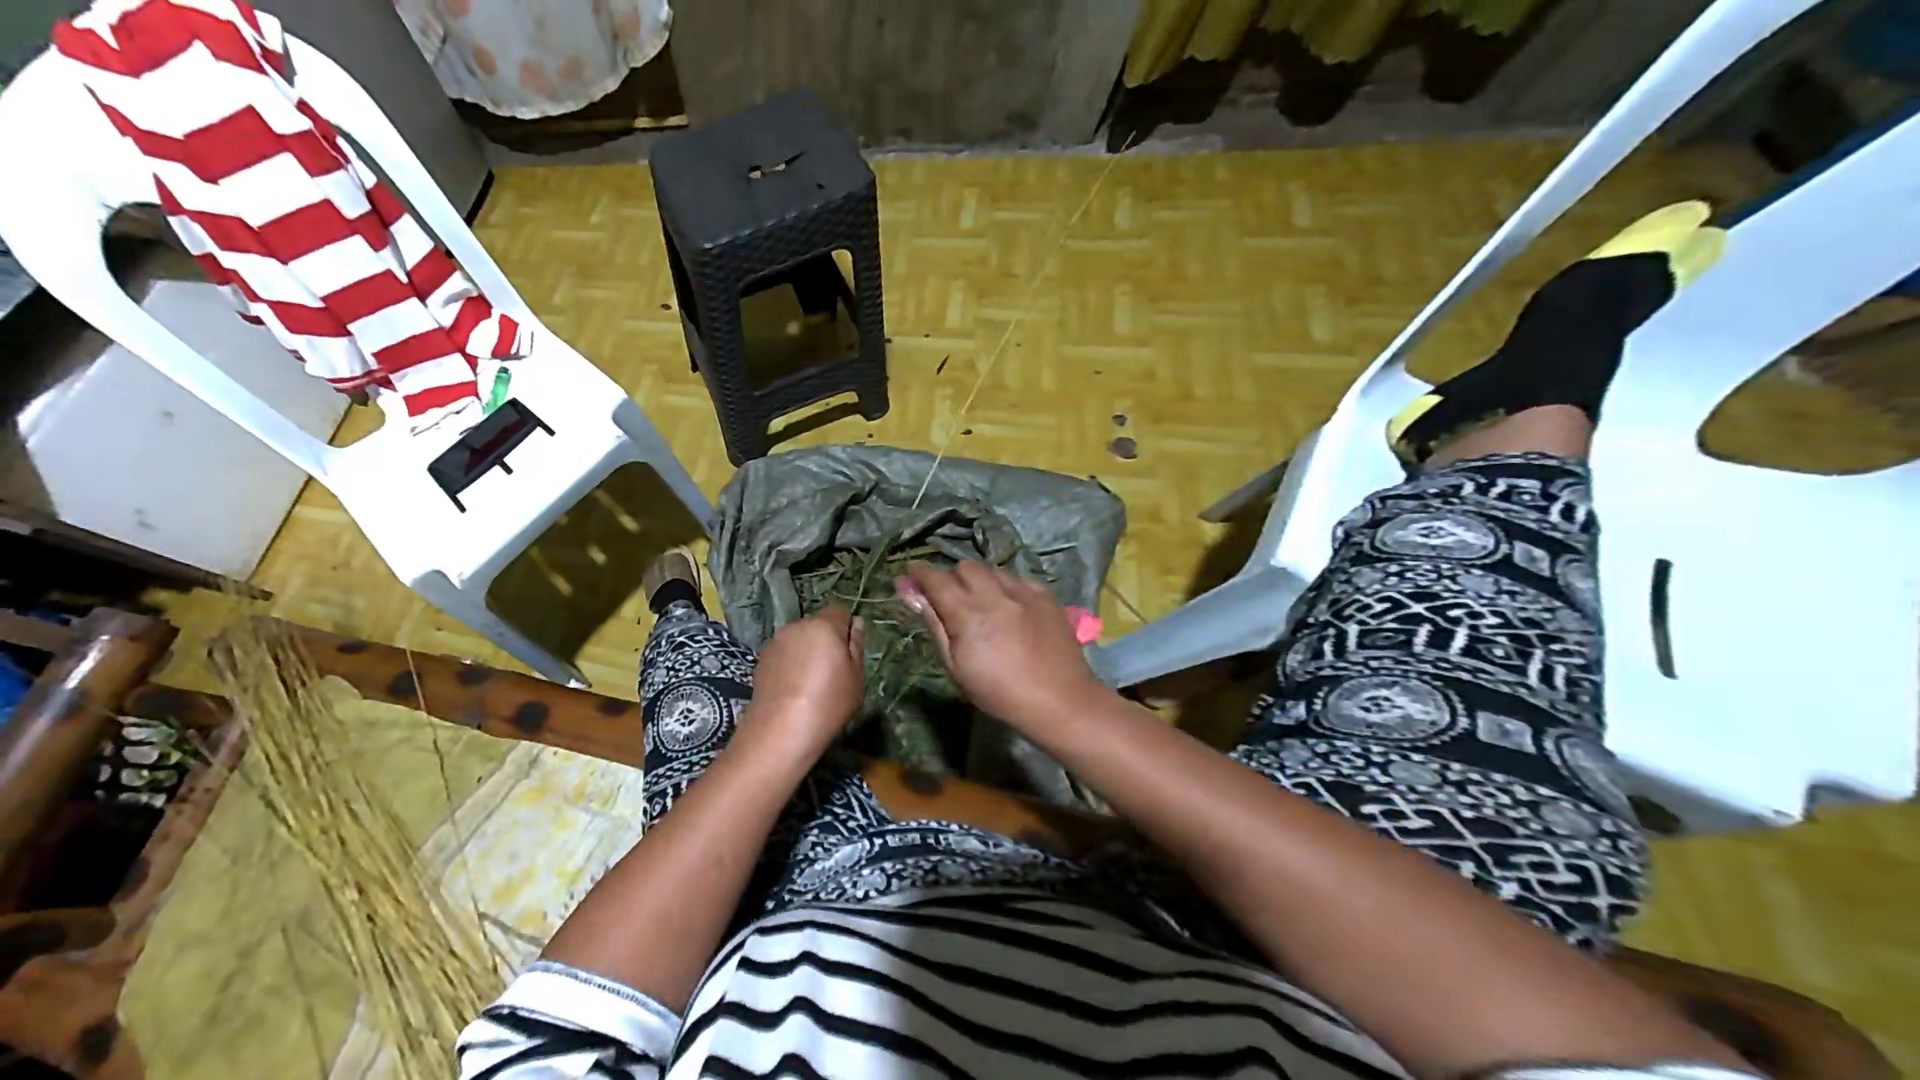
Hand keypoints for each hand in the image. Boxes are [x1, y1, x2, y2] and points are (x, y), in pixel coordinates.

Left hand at [749, 605, 865, 756]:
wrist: (780, 730)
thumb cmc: (828, 702)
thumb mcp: (856, 676)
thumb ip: (857, 644)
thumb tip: (857, 623)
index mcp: (824, 625)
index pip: (841, 610)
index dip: (848, 627)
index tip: (850, 653)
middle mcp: (798, 626)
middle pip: (819, 623)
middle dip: (827, 639)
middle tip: (834, 671)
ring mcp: (776, 642)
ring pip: (800, 638)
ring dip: (808, 650)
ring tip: (811, 682)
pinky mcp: (762, 659)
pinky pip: (785, 652)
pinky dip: (792, 663)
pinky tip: (793, 688)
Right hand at [896, 561, 1108, 727]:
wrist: (1058, 700)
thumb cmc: (999, 693)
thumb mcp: (955, 667)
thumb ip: (934, 624)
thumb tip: (910, 593)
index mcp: (968, 614)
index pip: (935, 579)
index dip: (919, 573)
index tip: (910, 576)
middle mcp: (995, 594)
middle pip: (964, 567)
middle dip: (952, 578)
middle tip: (950, 599)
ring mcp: (1023, 592)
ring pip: (992, 570)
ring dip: (980, 581)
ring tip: (982, 605)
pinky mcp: (1045, 595)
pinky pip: (1017, 579)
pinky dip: (1006, 587)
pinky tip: (1009, 608)